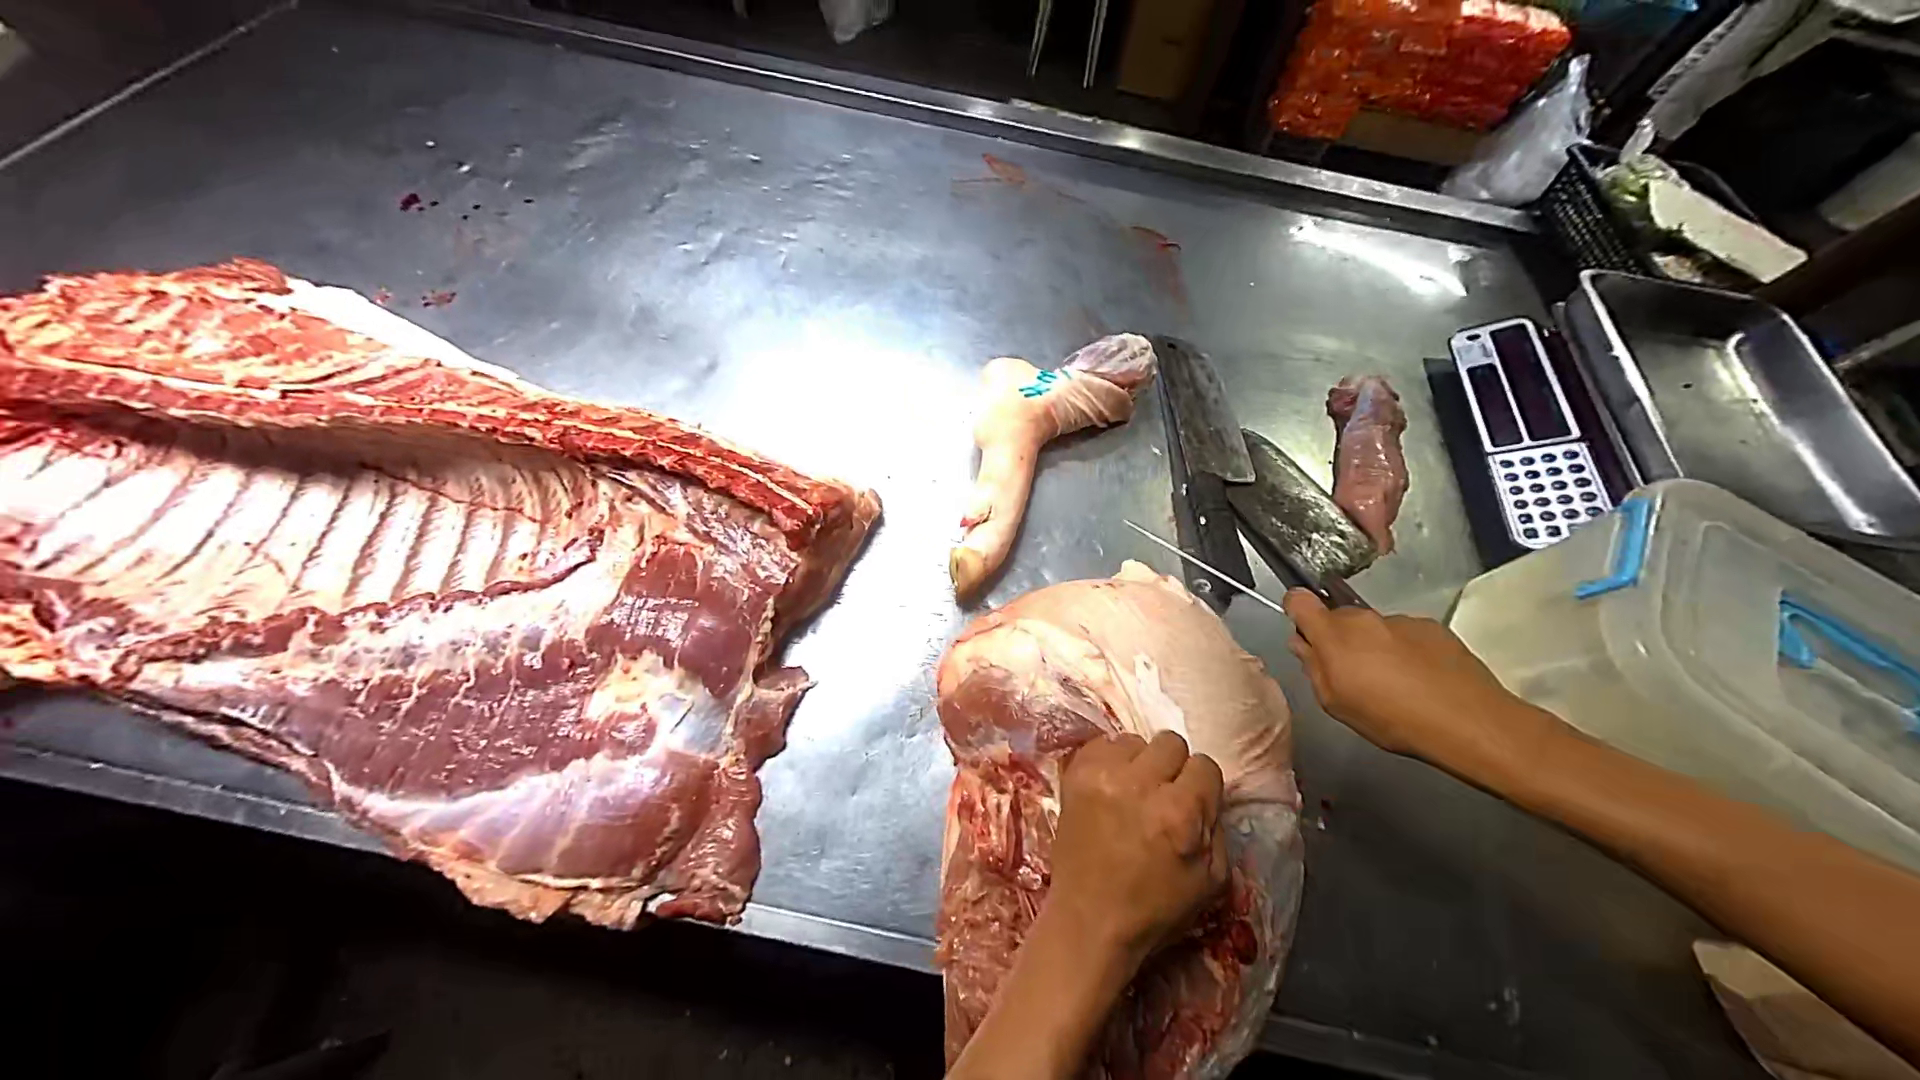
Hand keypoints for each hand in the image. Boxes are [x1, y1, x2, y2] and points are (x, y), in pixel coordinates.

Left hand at [1047, 731, 1228, 965]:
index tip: (1192, 803)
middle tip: (1162, 795)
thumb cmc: (1155, 908)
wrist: (1089, 918)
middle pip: (1171, 743)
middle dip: (1173, 769)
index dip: (1202, 786)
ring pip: (1135, 741)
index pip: (1205, 765)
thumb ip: (1217, 825)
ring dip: (1139, 763)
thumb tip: (1207, 792)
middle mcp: (1140, 783)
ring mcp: (1102, 774)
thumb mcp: (1212, 880)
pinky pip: (1101, 744)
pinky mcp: (1075, 773)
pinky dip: (1109, 761)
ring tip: (1132, 792)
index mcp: (1179, 811)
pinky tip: (1110, 787)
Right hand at [1284, 589, 1538, 766]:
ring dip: (1375, 646)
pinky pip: (1406, 634)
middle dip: (1339, 639)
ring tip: (1395, 681)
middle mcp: (1364, 618)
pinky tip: (1421, 679)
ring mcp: (1401, 620)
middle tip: (1353, 673)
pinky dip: (1406, 650)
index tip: (1307, 635)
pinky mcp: (1433, 627)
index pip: (1299, 600)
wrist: (1470, 723)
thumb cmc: (1391, 718)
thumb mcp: (1335, 703)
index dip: (1297, 612)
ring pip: (1373, 627)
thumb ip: (1312, 667)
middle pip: (1339, 617)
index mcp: (1333, 634)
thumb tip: (1303, 644)